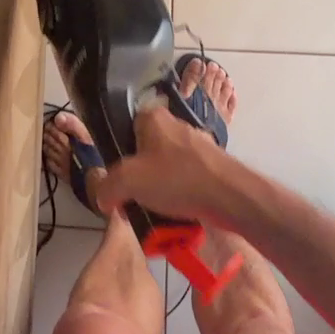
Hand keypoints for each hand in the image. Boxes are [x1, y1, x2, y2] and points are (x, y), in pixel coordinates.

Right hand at [92, 105, 243, 226]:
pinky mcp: (212, 165)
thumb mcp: (128, 181)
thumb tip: (103, 198)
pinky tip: (178, 215)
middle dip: (140, 177)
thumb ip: (107, 187)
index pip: (126, 129)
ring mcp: (197, 145)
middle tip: (135, 199)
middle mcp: (176, 125)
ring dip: (160, 190)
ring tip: (157, 213)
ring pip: (166, 168)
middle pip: (146, 152)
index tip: (120, 178)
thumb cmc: (176, 178)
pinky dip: (180, 196)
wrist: (231, 196)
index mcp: (153, 117)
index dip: (120, 154)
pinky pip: (186, 180)